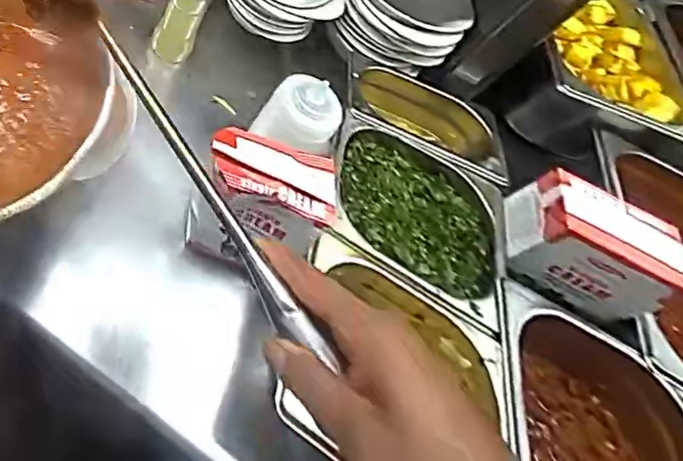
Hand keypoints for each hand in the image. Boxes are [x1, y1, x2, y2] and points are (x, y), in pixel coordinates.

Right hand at [259, 241, 509, 460]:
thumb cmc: (420, 455)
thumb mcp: (354, 428)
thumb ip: (312, 382)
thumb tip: (277, 346)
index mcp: (374, 331)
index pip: (318, 287)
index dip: (285, 265)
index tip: (262, 243)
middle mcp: (393, 329)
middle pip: (333, 304)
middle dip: (299, 297)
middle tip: (266, 282)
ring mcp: (410, 349)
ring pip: (350, 328)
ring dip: (319, 327)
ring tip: (290, 328)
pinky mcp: (419, 372)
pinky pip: (368, 346)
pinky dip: (342, 347)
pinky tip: (333, 369)